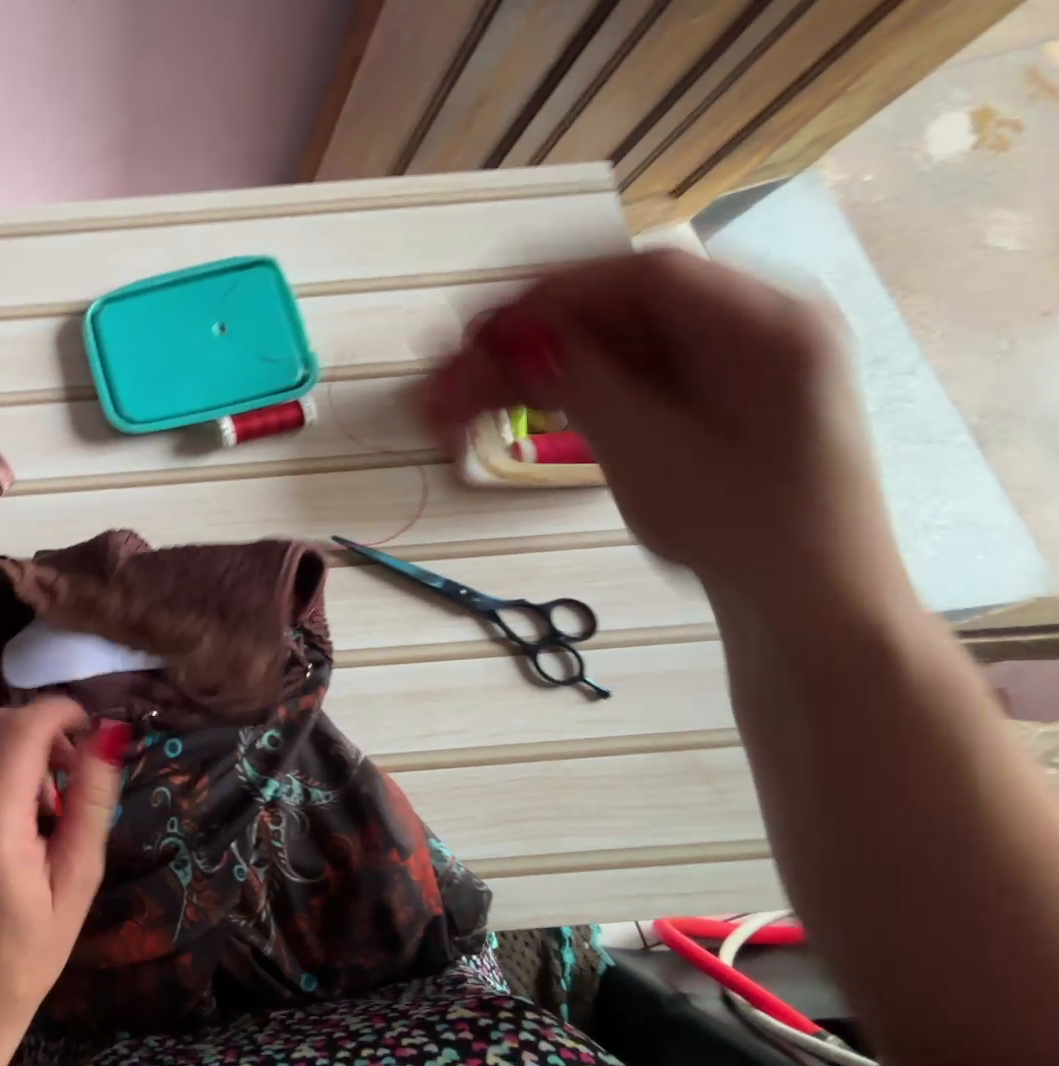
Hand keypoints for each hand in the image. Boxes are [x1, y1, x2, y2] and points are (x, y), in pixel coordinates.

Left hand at [0, 699, 130, 1065]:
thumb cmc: (29, 952)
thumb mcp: (78, 880)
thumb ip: (91, 802)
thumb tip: (108, 736)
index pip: (21, 731)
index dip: (60, 711)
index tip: (89, 725)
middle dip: (40, 725)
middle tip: (70, 765)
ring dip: (12, 742)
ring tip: (41, 790)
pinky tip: (9, 798)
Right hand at [421, 250, 903, 605]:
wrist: (805, 602)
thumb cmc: (747, 531)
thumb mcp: (655, 454)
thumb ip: (584, 384)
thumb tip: (511, 335)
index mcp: (768, 324)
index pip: (648, 278)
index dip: (557, 295)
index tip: (481, 329)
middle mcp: (740, 330)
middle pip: (612, 313)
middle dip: (522, 343)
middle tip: (447, 376)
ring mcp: (709, 367)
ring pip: (595, 349)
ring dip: (520, 374)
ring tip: (446, 407)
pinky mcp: (682, 401)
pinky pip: (604, 380)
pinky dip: (548, 396)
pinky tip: (492, 411)